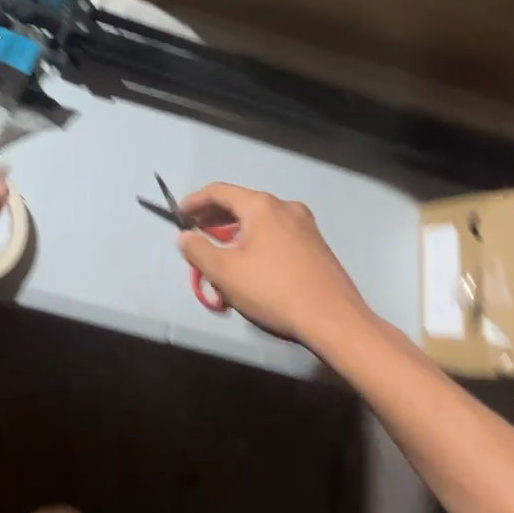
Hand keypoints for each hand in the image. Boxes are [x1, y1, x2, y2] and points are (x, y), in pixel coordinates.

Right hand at [176, 183, 372, 348]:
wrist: (335, 321)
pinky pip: (277, 232)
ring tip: (221, 249)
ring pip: (260, 219)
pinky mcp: (317, 245)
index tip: (178, 215)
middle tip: (196, 231)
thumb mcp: (224, 271)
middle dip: (214, 216)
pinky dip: (257, 238)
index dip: (194, 201)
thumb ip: (197, 249)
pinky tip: (251, 261)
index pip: (219, 191)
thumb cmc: (273, 290)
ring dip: (236, 229)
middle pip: (241, 203)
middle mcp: (285, 207)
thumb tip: (186, 236)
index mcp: (261, 206)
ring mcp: (306, 225)